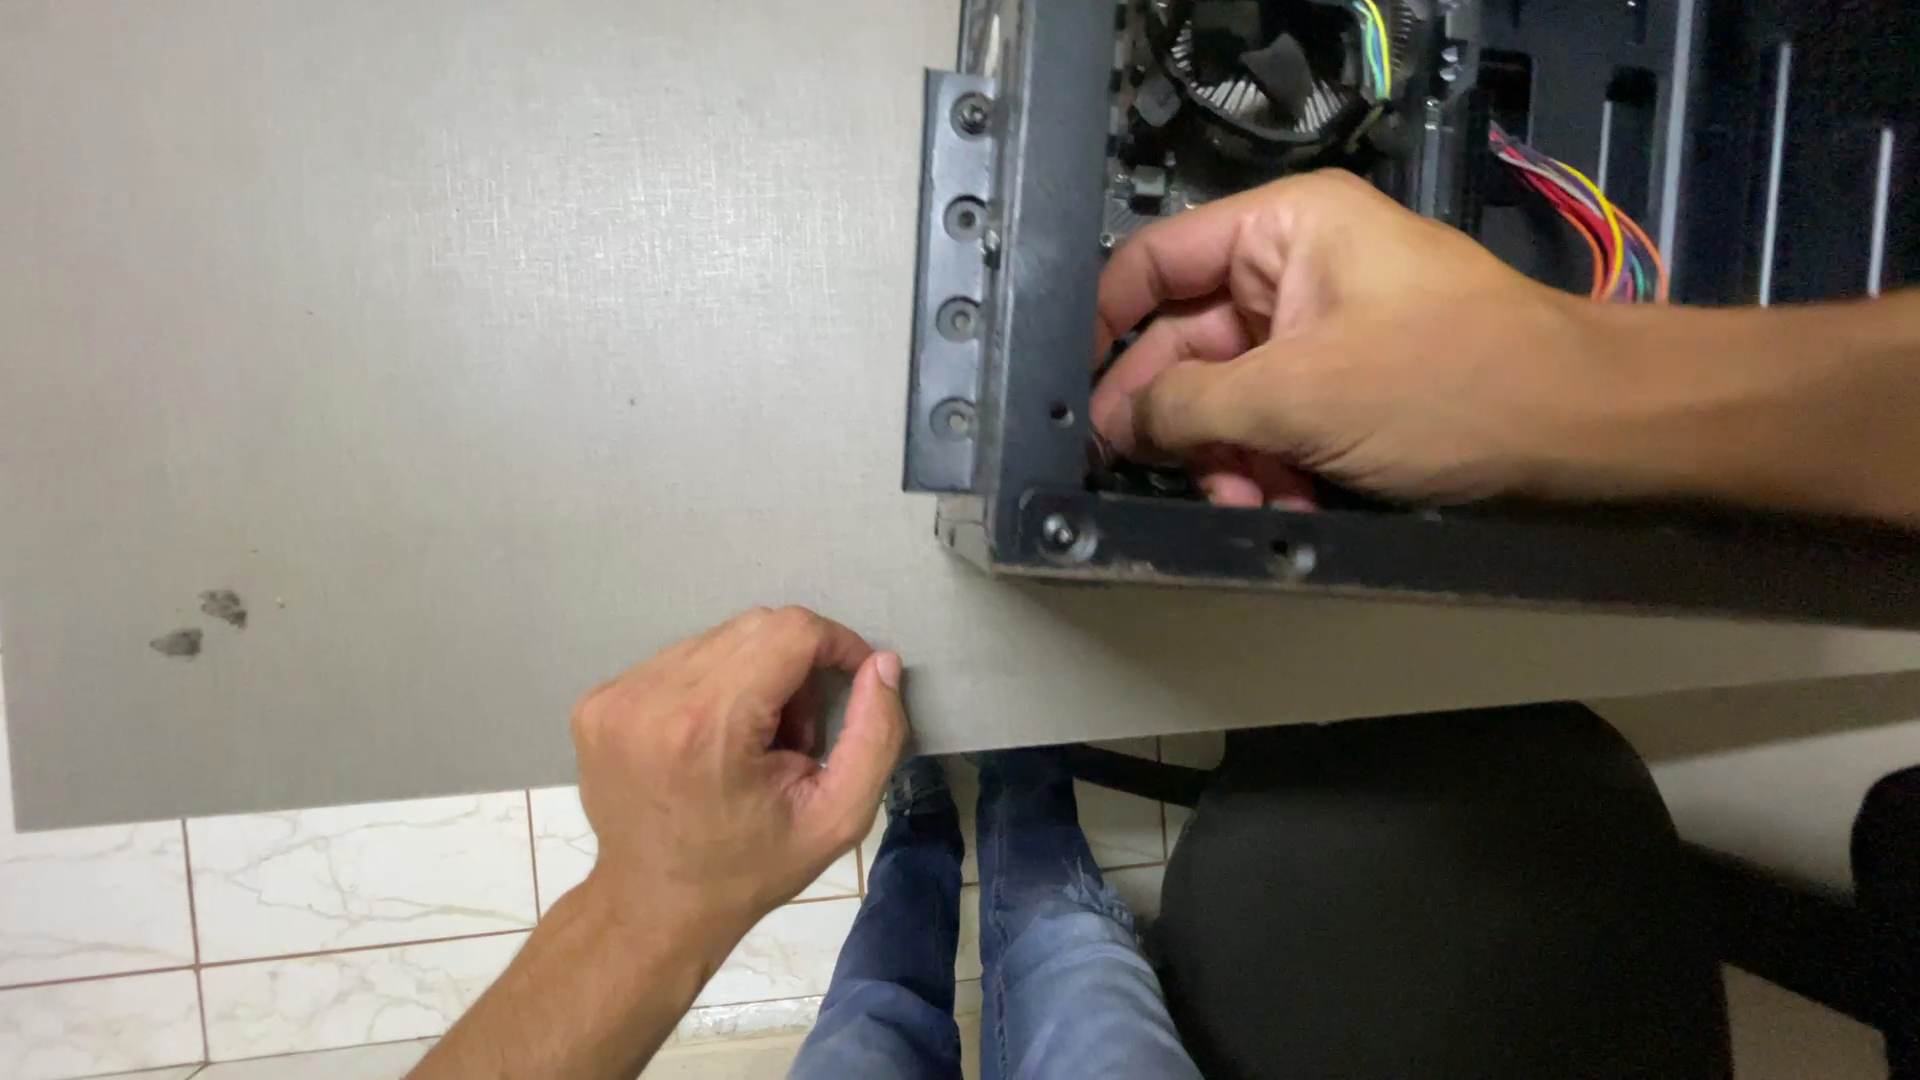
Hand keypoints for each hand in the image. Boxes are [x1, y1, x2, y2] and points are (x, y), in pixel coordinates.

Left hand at [569, 606, 905, 948]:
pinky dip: (719, 681)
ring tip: (757, 738)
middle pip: (759, 627)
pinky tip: (717, 736)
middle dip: (798, 665)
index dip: (837, 643)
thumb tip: (880, 663)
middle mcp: (651, 697)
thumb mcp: (839, 817)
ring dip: (758, 672)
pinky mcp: (598, 699)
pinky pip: (686, 656)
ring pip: (723, 637)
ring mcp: (617, 695)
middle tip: (799, 731)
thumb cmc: (751, 868)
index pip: (790, 631)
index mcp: (708, 726)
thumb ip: (876, 736)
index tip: (854, 680)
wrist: (652, 909)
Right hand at [1093, 169, 1603, 505]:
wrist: (1581, 435)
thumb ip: (1186, 405)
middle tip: (1148, 470)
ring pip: (1214, 402)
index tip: (1073, 393)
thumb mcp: (1297, 393)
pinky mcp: (1320, 391)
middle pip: (1178, 349)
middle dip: (1174, 421)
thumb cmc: (1453, 384)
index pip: (1152, 265)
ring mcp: (1301, 338)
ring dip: (1220, 460)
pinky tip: (1279, 503)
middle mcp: (1282, 276)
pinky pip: (1255, 429)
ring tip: (1246, 499)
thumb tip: (1111, 425)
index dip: (1103, 326)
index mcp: (1278, 232)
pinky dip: (1256, 471)